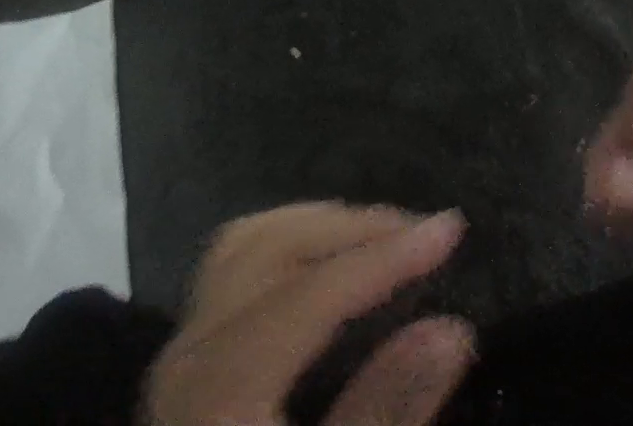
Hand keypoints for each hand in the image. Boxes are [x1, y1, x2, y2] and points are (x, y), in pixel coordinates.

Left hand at [144, 203, 474, 425]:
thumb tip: (452, 327)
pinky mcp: (185, 358)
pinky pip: (232, 264)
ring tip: (382, 236)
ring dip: (315, 226)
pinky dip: (285, 244)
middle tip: (422, 231)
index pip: (310, 292)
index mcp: (221, 389)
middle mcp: (190, 352)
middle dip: (350, 227)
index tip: (450, 230)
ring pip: (243, 243)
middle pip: (269, 248)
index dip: (383, 255)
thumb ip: (389, 412)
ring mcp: (180, 350)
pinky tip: (325, 260)